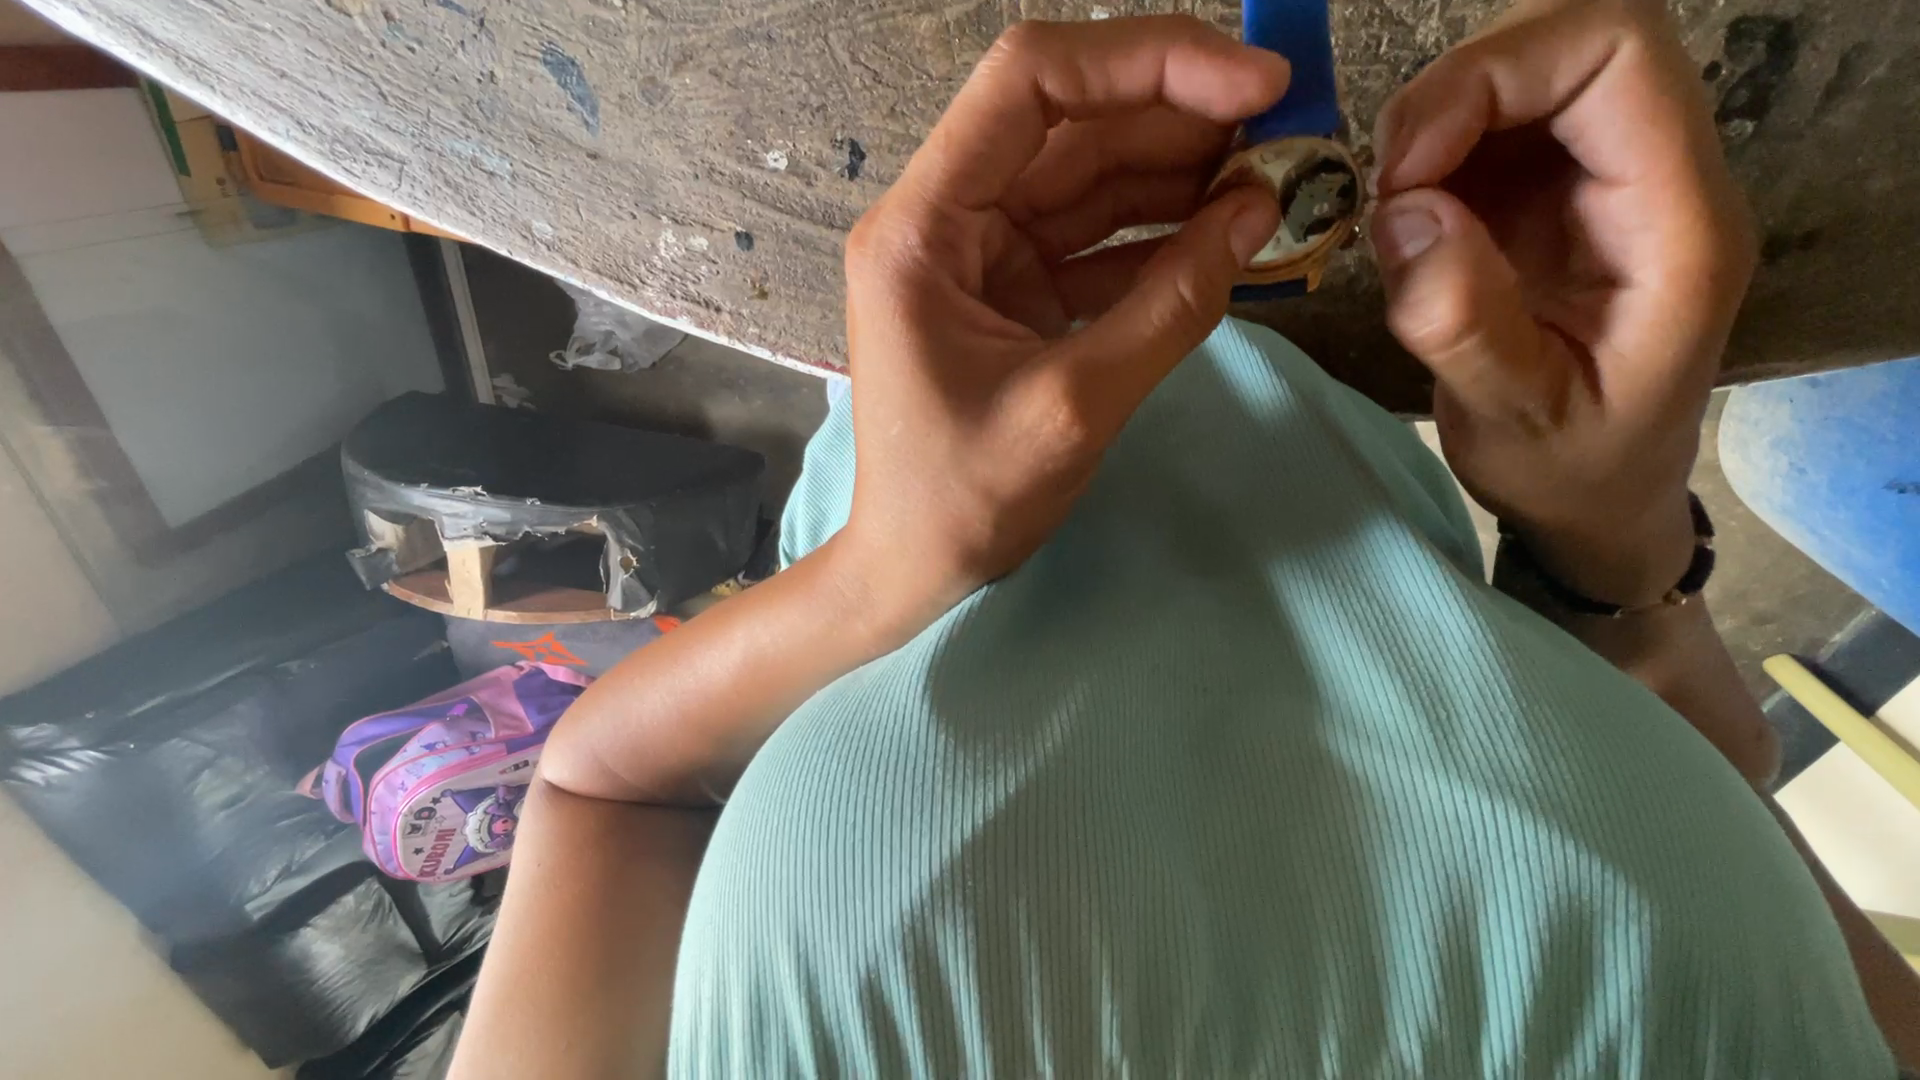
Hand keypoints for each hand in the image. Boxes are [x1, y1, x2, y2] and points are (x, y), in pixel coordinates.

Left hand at [835, 16, 1286, 634]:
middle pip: (1068, 125)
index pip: (1029, 82)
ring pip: (1087, 180)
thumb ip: (1171, 304)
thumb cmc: (967, 498)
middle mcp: (942, 222)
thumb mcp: (1074, 404)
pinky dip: (1157, 238)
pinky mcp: (1010, 294)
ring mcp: (978, 257)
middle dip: (1179, 120)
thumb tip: (1258, 212)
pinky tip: (1223, 237)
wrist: (918, 563)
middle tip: (1284, 136)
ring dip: (1178, 176)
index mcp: (922, 229)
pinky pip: (1091, 242)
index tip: (1253, 83)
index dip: (1148, 58)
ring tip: (1268, 186)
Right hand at [1371, 0, 1755, 605]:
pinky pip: (1483, 132)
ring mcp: (1595, 181)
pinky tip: (1402, 226)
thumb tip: (1404, 213)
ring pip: (1518, 76)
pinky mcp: (1544, 200)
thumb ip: (1463, 322)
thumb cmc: (1569, 464)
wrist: (1594, 491)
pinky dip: (1424, 159)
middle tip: (1386, 189)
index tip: (1403, 174)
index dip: (1489, 80)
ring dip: (1430, 129)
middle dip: (1451, 95)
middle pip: (1564, 40)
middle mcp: (1647, 174)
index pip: (1610, 55)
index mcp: (1674, 219)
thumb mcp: (1516, 416)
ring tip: (1389, 219)